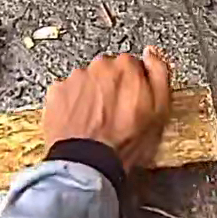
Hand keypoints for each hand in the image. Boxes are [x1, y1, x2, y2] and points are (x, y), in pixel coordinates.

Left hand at [42, 47, 172, 168]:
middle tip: (112, 115)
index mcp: (126, 66)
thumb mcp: (159, 110)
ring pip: (86, 81)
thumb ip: (159, 74)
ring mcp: (76, 78)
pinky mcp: (57, 92)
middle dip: (110, 88)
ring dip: (90, 96)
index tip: (131, 102)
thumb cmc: (125, 142)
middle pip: (107, 71)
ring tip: (94, 123)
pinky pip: (67, 93)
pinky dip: (71, 104)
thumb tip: (151, 53)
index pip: (132, 66)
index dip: (133, 86)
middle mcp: (100, 66)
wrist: (88, 164)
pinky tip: (78, 123)